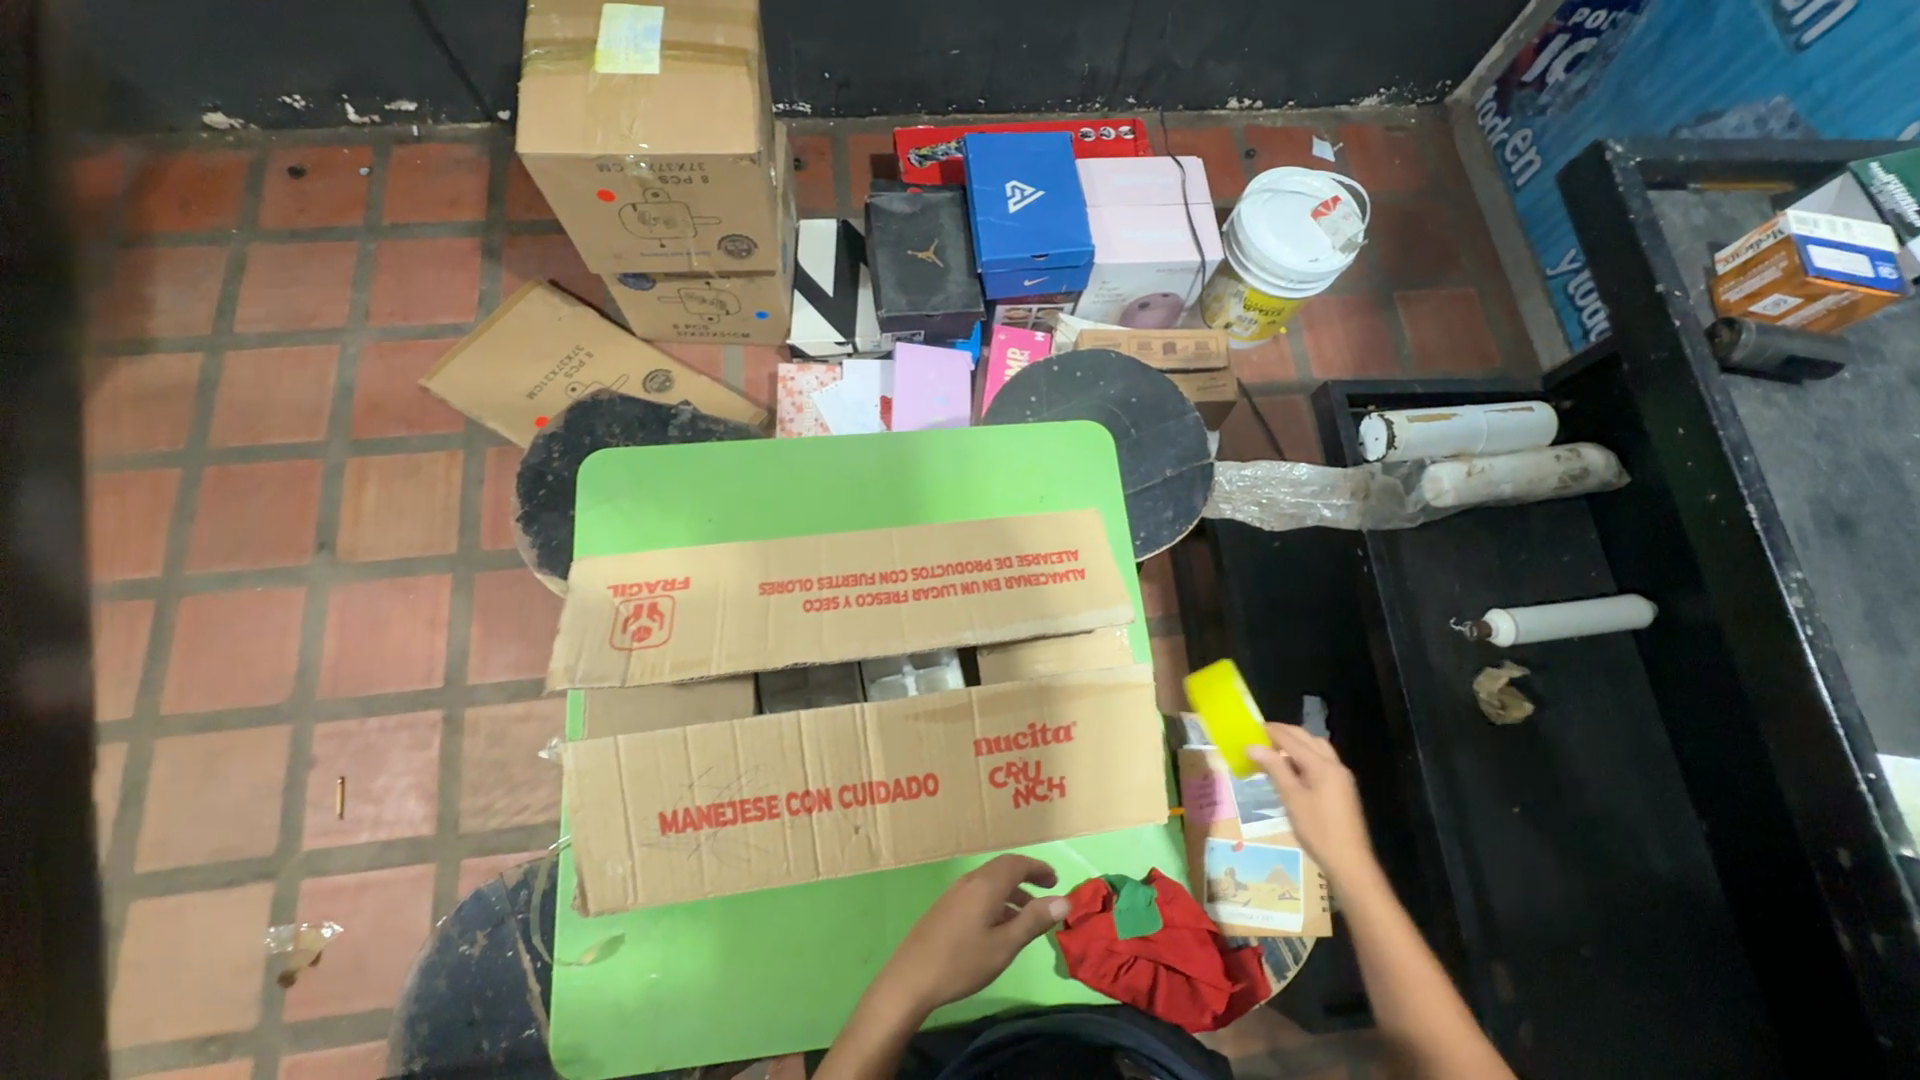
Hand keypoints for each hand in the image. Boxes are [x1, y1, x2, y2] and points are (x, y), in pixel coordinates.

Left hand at [871, 854, 1068, 1015]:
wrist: (910, 979)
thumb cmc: (962, 962)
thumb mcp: (1005, 945)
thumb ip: (1034, 921)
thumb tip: (1064, 900)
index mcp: (986, 885)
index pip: (1016, 863)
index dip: (1038, 868)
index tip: (1056, 880)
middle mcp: (970, 882)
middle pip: (1002, 868)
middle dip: (1026, 876)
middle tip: (1046, 890)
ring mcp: (954, 894)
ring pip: (989, 882)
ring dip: (1011, 892)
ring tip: (1028, 915)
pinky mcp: (945, 908)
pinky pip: (977, 893)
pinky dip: (996, 900)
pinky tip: (999, 926)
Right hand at [1246, 723, 1376, 886]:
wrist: (1349, 861)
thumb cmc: (1317, 830)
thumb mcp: (1291, 798)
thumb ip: (1274, 768)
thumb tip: (1252, 746)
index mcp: (1322, 765)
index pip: (1292, 739)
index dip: (1271, 731)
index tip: (1250, 727)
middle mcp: (1334, 765)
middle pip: (1307, 738)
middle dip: (1284, 733)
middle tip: (1260, 735)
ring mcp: (1341, 777)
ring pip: (1317, 749)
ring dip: (1296, 743)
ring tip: (1274, 749)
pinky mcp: (1342, 788)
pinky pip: (1322, 761)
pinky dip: (1305, 756)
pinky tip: (1291, 768)